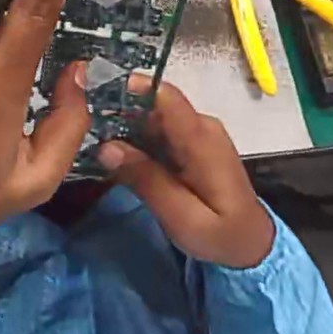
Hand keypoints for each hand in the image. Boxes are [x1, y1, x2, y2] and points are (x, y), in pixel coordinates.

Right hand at [98, 79, 274, 268]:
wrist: (253, 246)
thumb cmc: (221, 235)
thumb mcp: (182, 217)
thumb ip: (146, 180)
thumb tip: (106, 148)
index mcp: (201, 139)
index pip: (165, 96)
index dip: (129, 87)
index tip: (94, 89)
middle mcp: (200, 126)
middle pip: (153, 103)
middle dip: (117, 108)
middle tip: (80, 121)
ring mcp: (196, 132)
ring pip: (152, 115)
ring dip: (122, 123)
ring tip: (89, 134)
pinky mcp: (190, 142)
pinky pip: (158, 128)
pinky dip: (134, 135)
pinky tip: (112, 148)